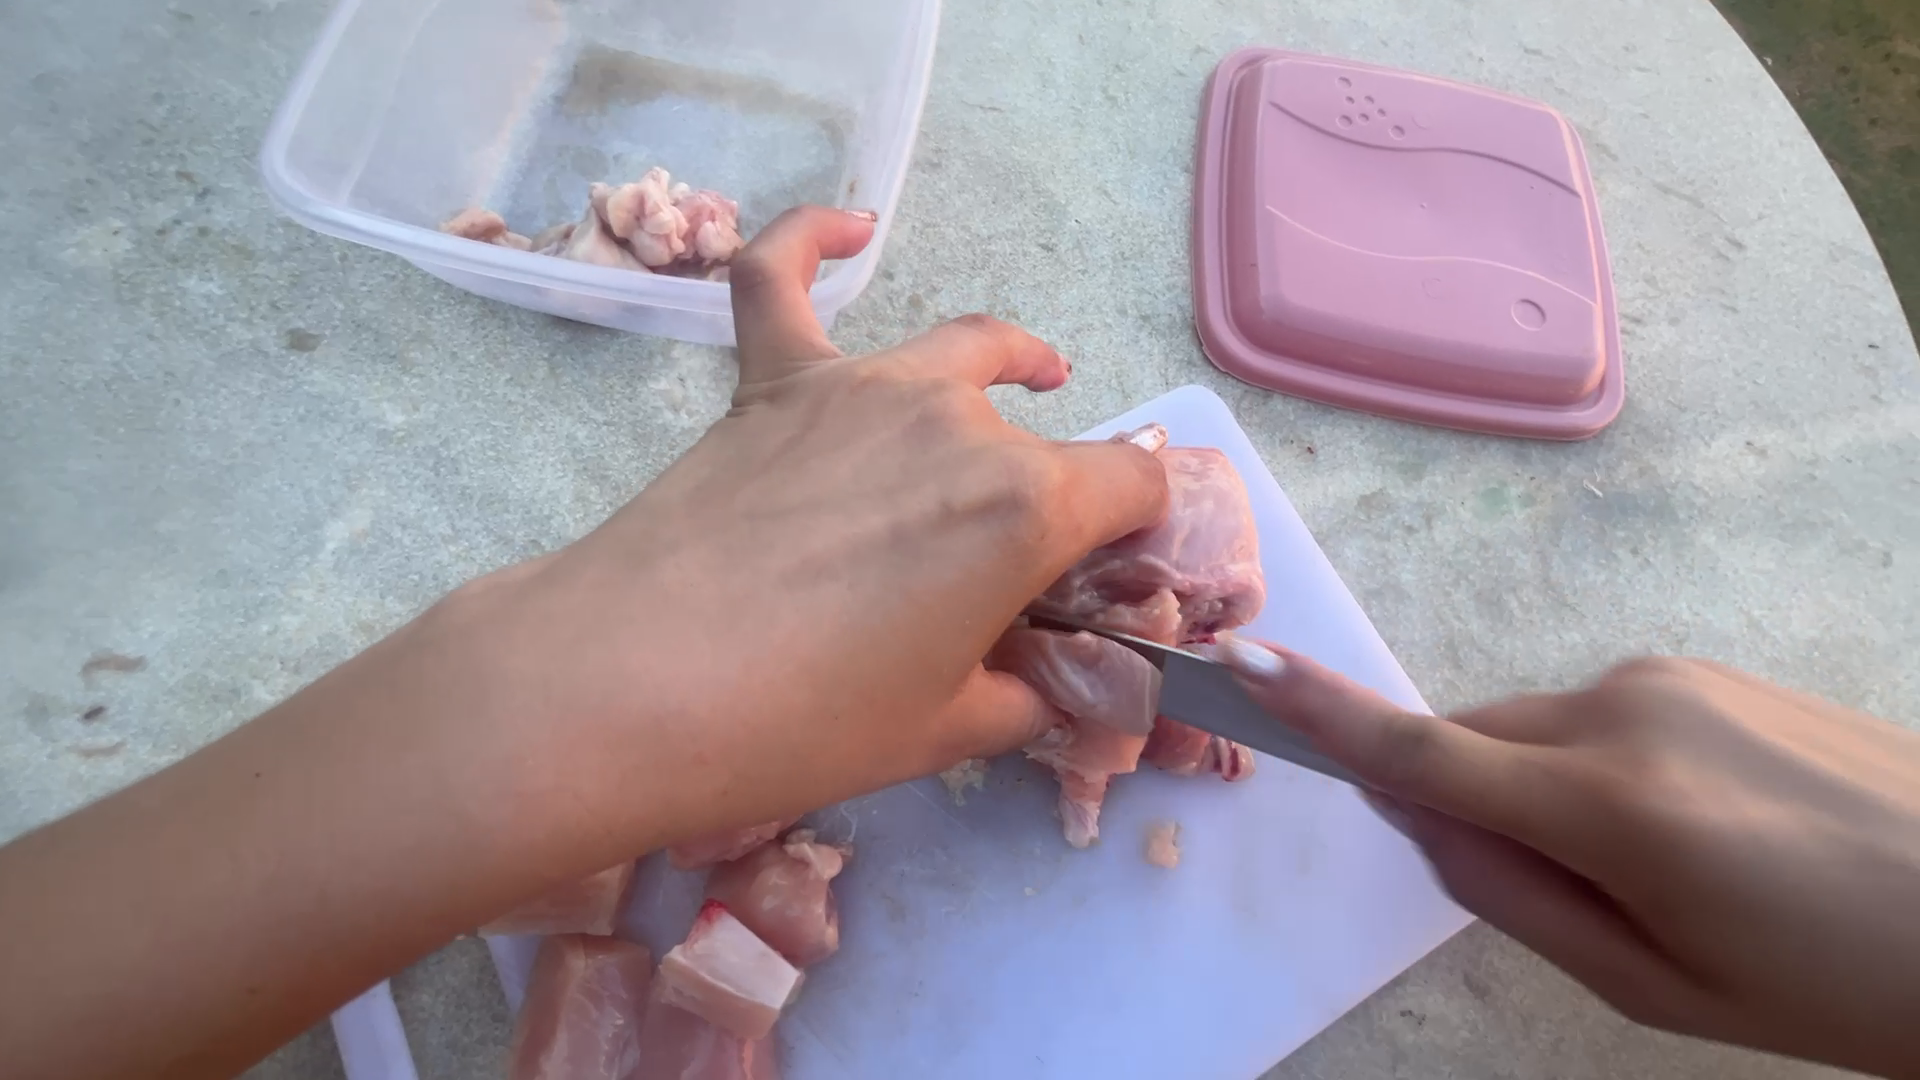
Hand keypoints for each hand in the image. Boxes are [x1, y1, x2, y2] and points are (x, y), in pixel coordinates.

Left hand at [0, 205, 1167, 1079]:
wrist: (628, 689)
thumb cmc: (804, 727)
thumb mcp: (947, 733)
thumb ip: (1026, 696)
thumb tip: (1054, 680)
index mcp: (1025, 508)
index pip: (1137, 482)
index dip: (1145, 522)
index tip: (1122, 561)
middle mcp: (960, 424)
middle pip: (1045, 441)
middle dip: (1055, 497)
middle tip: (1014, 565)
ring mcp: (864, 387)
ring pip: (964, 350)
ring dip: (1009, 369)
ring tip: (1033, 376)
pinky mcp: (776, 382)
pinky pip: (782, 278)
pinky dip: (812, 238)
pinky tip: (850, 222)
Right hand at [1220, 643, 1919, 1076]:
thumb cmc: (1843, 992)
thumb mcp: (1652, 985)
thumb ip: (1500, 889)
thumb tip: (1406, 803)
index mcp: (1614, 810)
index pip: (1421, 751)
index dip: (1320, 709)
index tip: (1241, 660)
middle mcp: (1621, 712)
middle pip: (1465, 740)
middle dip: (1473, 792)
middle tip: (1574, 874)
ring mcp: (1659, 674)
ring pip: (1520, 725)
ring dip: (1539, 778)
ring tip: (1666, 846)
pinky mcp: (1689, 662)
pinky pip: (1584, 708)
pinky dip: (1593, 755)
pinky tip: (1701, 806)